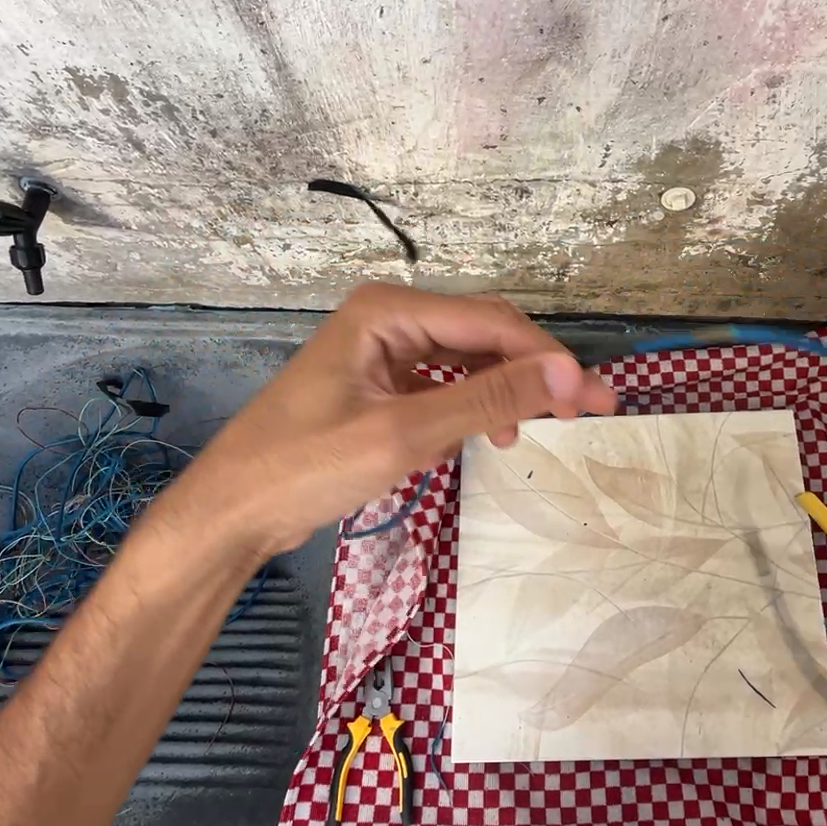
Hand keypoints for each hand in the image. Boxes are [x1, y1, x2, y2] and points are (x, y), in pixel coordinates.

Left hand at [165, 284, 617, 555]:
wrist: (230, 515)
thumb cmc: (307, 467)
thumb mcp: (405, 433)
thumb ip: (488, 397)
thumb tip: (569, 373)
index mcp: (389, 310)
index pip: (491, 323)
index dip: (548, 359)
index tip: (596, 399)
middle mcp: (390, 318)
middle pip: (483, 336)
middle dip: (532, 372)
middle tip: (586, 413)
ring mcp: (384, 351)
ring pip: (467, 362)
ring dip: (502, 393)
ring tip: (526, 433)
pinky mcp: (380, 384)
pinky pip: (442, 385)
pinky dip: (469, 409)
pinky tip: (480, 438)